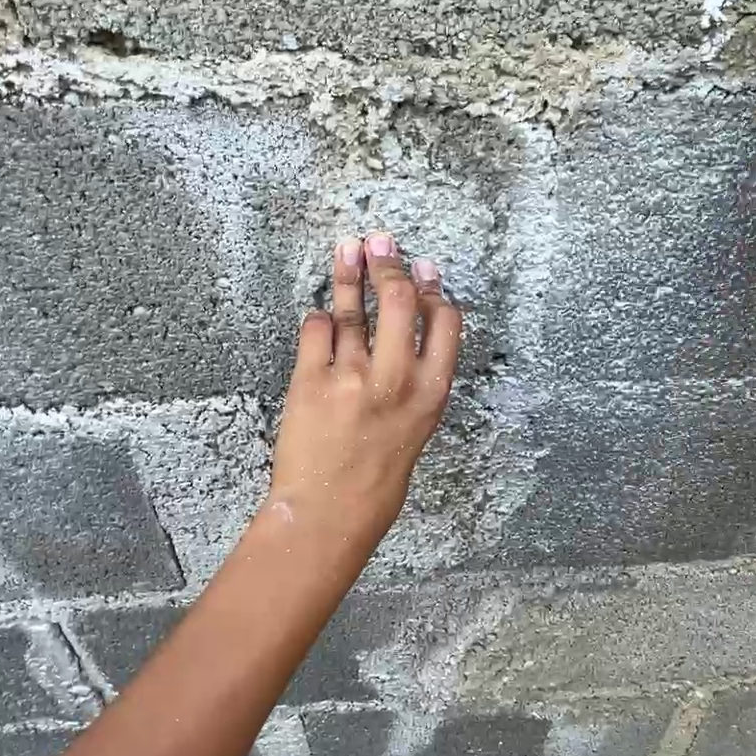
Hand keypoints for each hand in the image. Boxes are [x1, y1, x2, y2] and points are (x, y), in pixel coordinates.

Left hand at [267, 232, 461, 540]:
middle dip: (390, 263)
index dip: (434, 289)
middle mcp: (395, 379)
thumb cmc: (378, 479)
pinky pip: (314, 330)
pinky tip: (319, 315)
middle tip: (382, 241)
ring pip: (352, 308)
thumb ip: (416, 381)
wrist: (329, 514)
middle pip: (399, 300)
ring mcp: (351, 377)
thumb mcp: (417, 429)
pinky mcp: (310, 381)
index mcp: (430, 393)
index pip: (445, 322)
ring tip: (347, 247)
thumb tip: (409, 334)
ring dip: (349, 272)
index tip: (425, 269)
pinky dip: (317, 319)